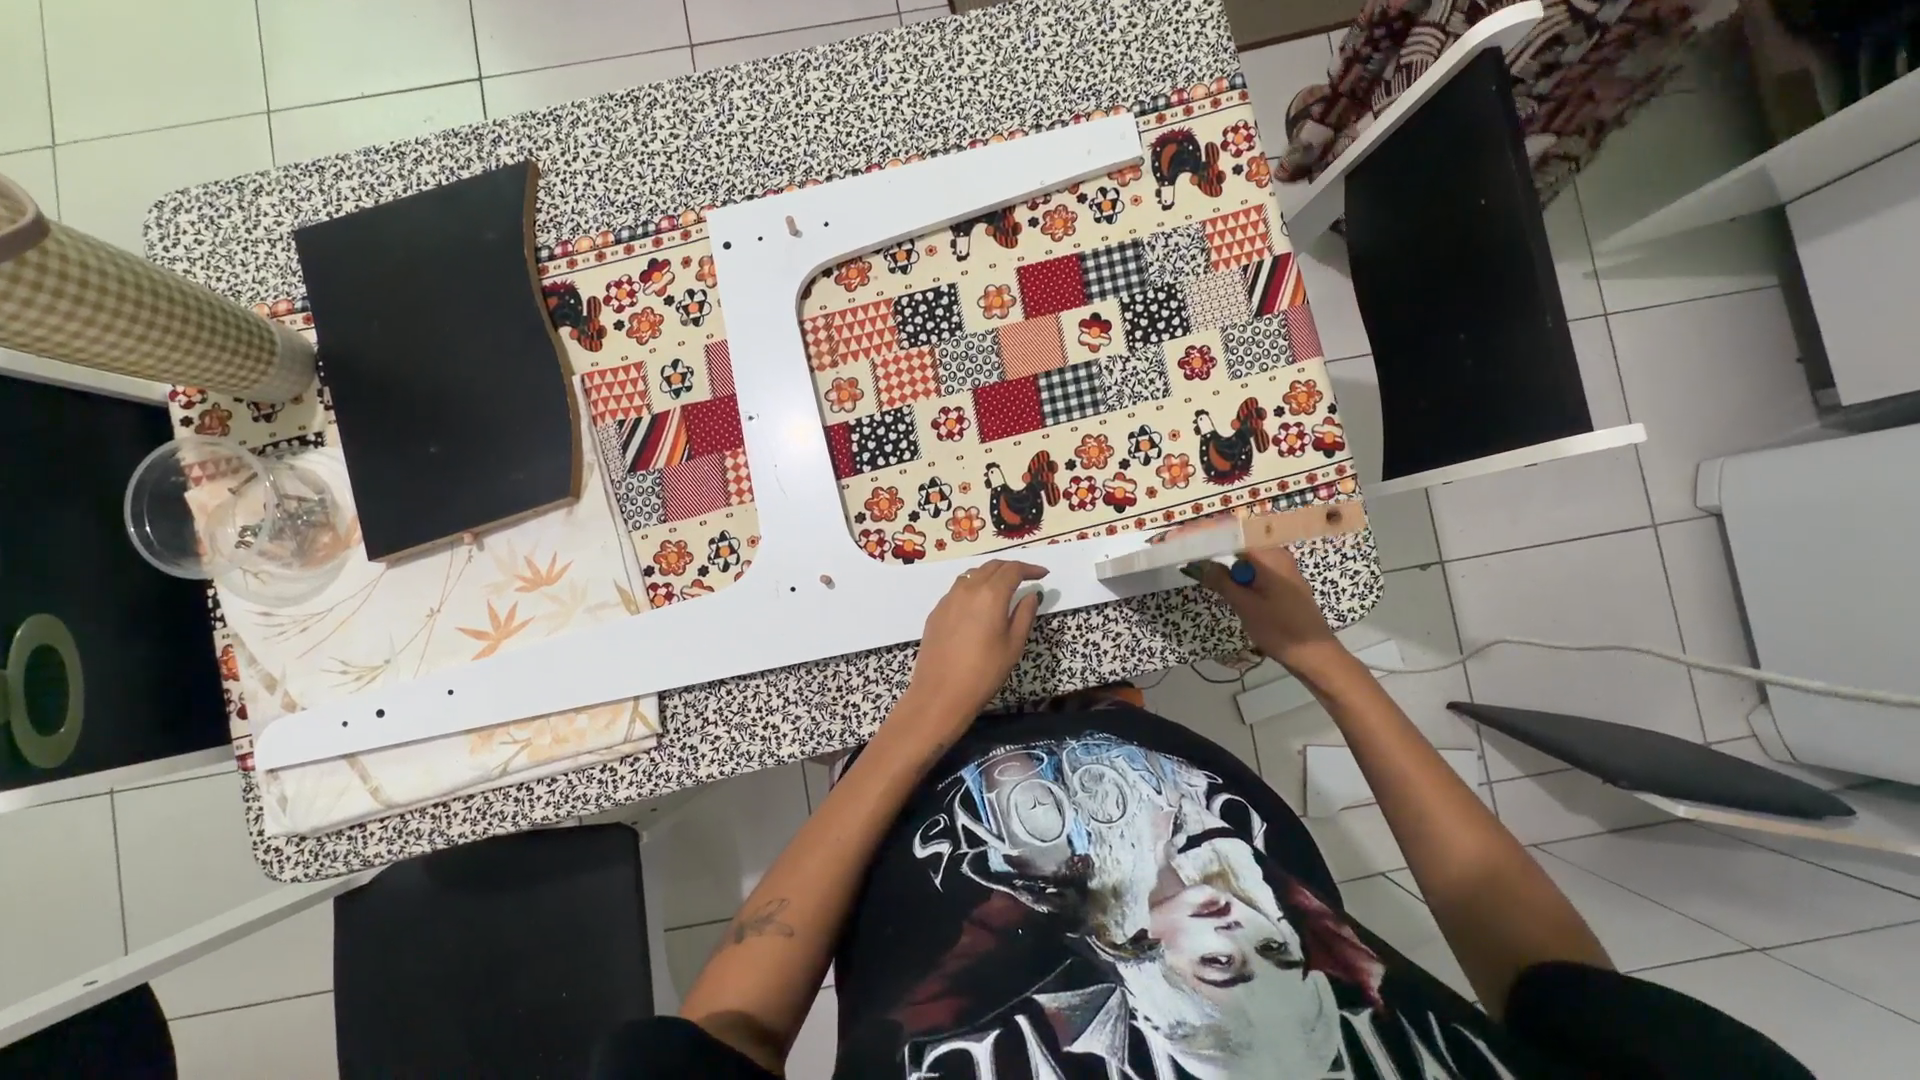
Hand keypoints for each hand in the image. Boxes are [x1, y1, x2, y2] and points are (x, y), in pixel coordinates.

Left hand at [900, 560, 1048, 732]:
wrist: (940, 692)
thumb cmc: (984, 671)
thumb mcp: (1013, 645)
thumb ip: (1024, 614)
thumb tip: (1031, 594)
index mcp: (990, 594)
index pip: (1013, 569)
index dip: (1030, 568)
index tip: (1042, 574)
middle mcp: (968, 588)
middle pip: (992, 567)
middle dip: (1011, 568)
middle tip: (1026, 577)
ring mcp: (948, 598)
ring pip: (972, 574)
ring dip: (990, 575)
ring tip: (1003, 587)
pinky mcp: (936, 611)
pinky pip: (958, 589)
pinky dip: (973, 587)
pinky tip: (978, 604)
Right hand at [1198, 546, 1341, 672]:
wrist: (1315, 654)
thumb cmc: (1280, 629)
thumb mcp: (1245, 607)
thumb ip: (1223, 582)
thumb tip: (1203, 565)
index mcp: (1271, 557)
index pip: (1236, 537)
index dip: (1212, 539)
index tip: (1191, 544)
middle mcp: (1280, 557)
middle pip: (1243, 546)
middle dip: (1220, 553)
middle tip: (1195, 561)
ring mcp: (1285, 570)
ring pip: (1250, 561)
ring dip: (1231, 567)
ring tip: (1207, 573)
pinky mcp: (1286, 584)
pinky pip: (1260, 571)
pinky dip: (1244, 576)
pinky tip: (1231, 586)